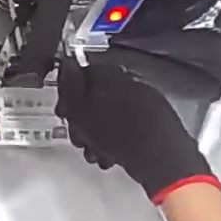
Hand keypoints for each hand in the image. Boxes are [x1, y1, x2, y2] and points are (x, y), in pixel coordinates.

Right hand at [56, 52, 215, 202]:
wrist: (157, 155)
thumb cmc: (115, 132)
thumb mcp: (79, 110)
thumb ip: (70, 86)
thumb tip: (67, 64)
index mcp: (110, 75)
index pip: (82, 74)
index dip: (68, 95)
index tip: (64, 112)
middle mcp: (129, 83)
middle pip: (96, 98)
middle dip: (83, 121)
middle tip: (78, 136)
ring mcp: (145, 102)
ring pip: (110, 116)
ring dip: (97, 136)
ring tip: (94, 152)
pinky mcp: (155, 122)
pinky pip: (126, 128)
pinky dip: (116, 141)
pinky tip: (110, 156)